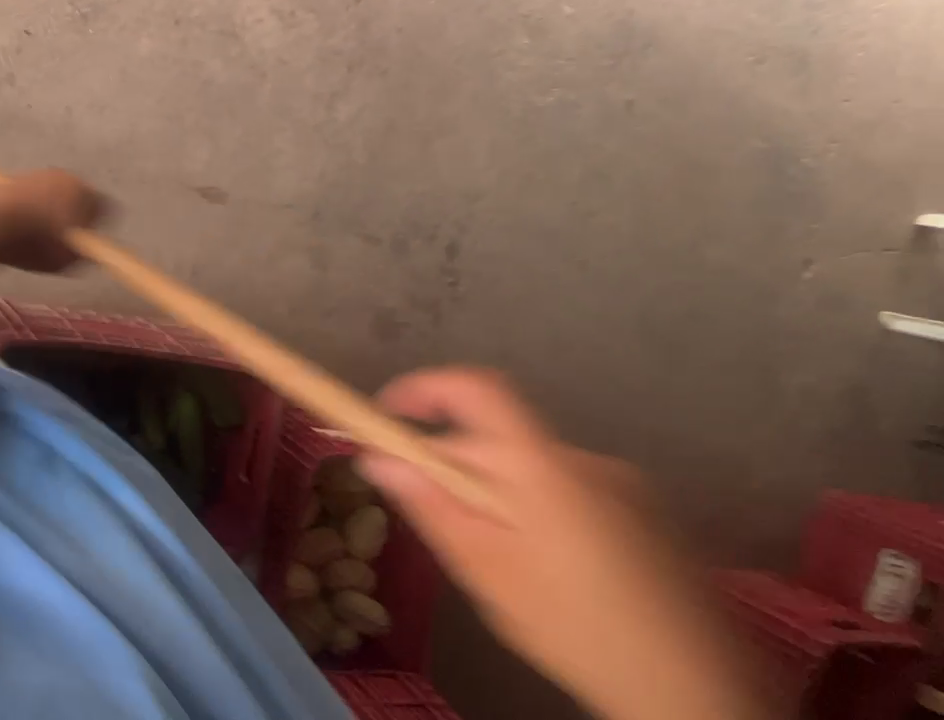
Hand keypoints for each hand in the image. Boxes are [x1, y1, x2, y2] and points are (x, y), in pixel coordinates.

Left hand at [0, 169, 105, 272]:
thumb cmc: (37, 243)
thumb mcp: (69, 258)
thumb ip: (86, 249)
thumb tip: (89, 247)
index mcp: (84, 191)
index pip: (102, 207)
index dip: (94, 225)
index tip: (85, 240)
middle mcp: (64, 176)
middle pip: (76, 196)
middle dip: (71, 212)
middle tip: (59, 237)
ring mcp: (37, 174)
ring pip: (51, 193)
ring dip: (48, 208)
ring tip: (35, 233)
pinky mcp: (14, 177)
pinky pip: (29, 195)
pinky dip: (27, 206)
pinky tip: (18, 225)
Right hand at [358, 369, 770, 719]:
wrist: (701, 692)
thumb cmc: (574, 625)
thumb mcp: (484, 568)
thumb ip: (430, 505)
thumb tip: (376, 457)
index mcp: (539, 464)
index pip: (474, 388)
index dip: (423, 388)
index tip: (388, 414)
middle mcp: (582, 458)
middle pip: (496, 440)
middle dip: (454, 467)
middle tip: (437, 521)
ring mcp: (623, 485)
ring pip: (530, 469)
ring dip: (497, 493)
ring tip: (497, 557)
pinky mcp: (648, 514)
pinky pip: (569, 490)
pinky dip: (539, 509)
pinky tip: (549, 568)